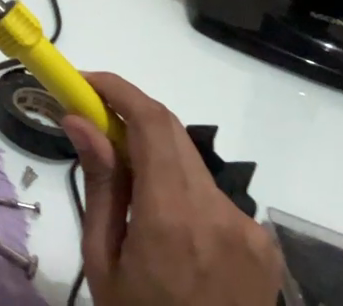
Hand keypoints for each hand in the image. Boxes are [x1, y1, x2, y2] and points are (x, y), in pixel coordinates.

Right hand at [61, 73, 282, 305]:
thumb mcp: (104, 262)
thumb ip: (100, 186)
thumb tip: (79, 121)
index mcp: (172, 217)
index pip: (151, 122)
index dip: (117, 89)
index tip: (82, 81)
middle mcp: (219, 212)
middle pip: (172, 132)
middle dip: (129, 112)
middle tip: (90, 117)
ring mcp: (248, 228)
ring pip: (191, 163)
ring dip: (154, 153)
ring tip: (123, 183)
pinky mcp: (263, 244)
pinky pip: (211, 195)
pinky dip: (180, 188)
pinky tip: (163, 225)